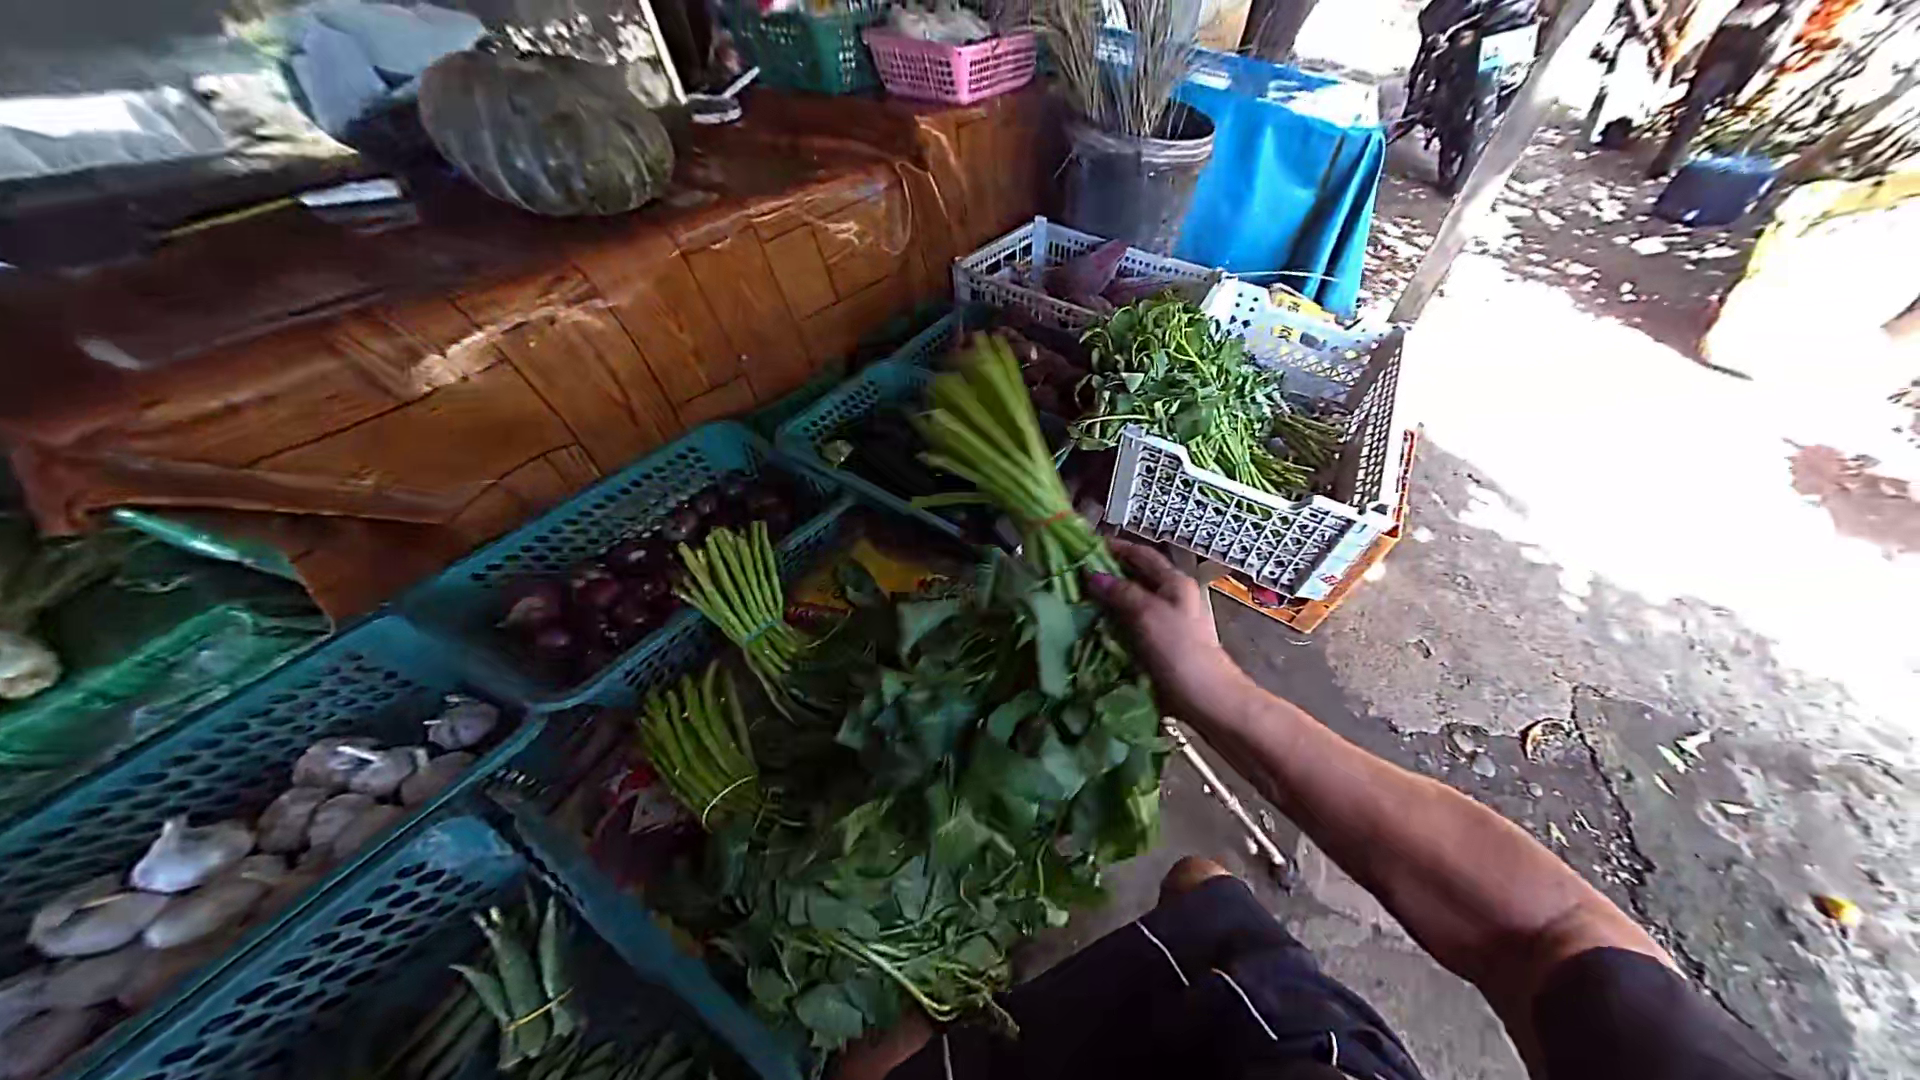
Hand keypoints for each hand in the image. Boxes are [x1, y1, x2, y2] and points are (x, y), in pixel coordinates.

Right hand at [1087, 540, 1254, 722]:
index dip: (1116, 547)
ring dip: (1106, 600)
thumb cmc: (1180, 651)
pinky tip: (1091, 627)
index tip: (1085, 545)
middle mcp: (1172, 598)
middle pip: (1135, 577)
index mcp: (1175, 583)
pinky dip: (1111, 623)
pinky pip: (1130, 627)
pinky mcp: (1159, 647)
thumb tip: (1092, 575)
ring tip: (1076, 598)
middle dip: (1106, 574)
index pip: (1142, 554)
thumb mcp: (1148, 614)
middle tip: (1073, 574)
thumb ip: (1121, 591)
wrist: (1207, 699)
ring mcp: (1166, 623)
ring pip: (1131, 603)